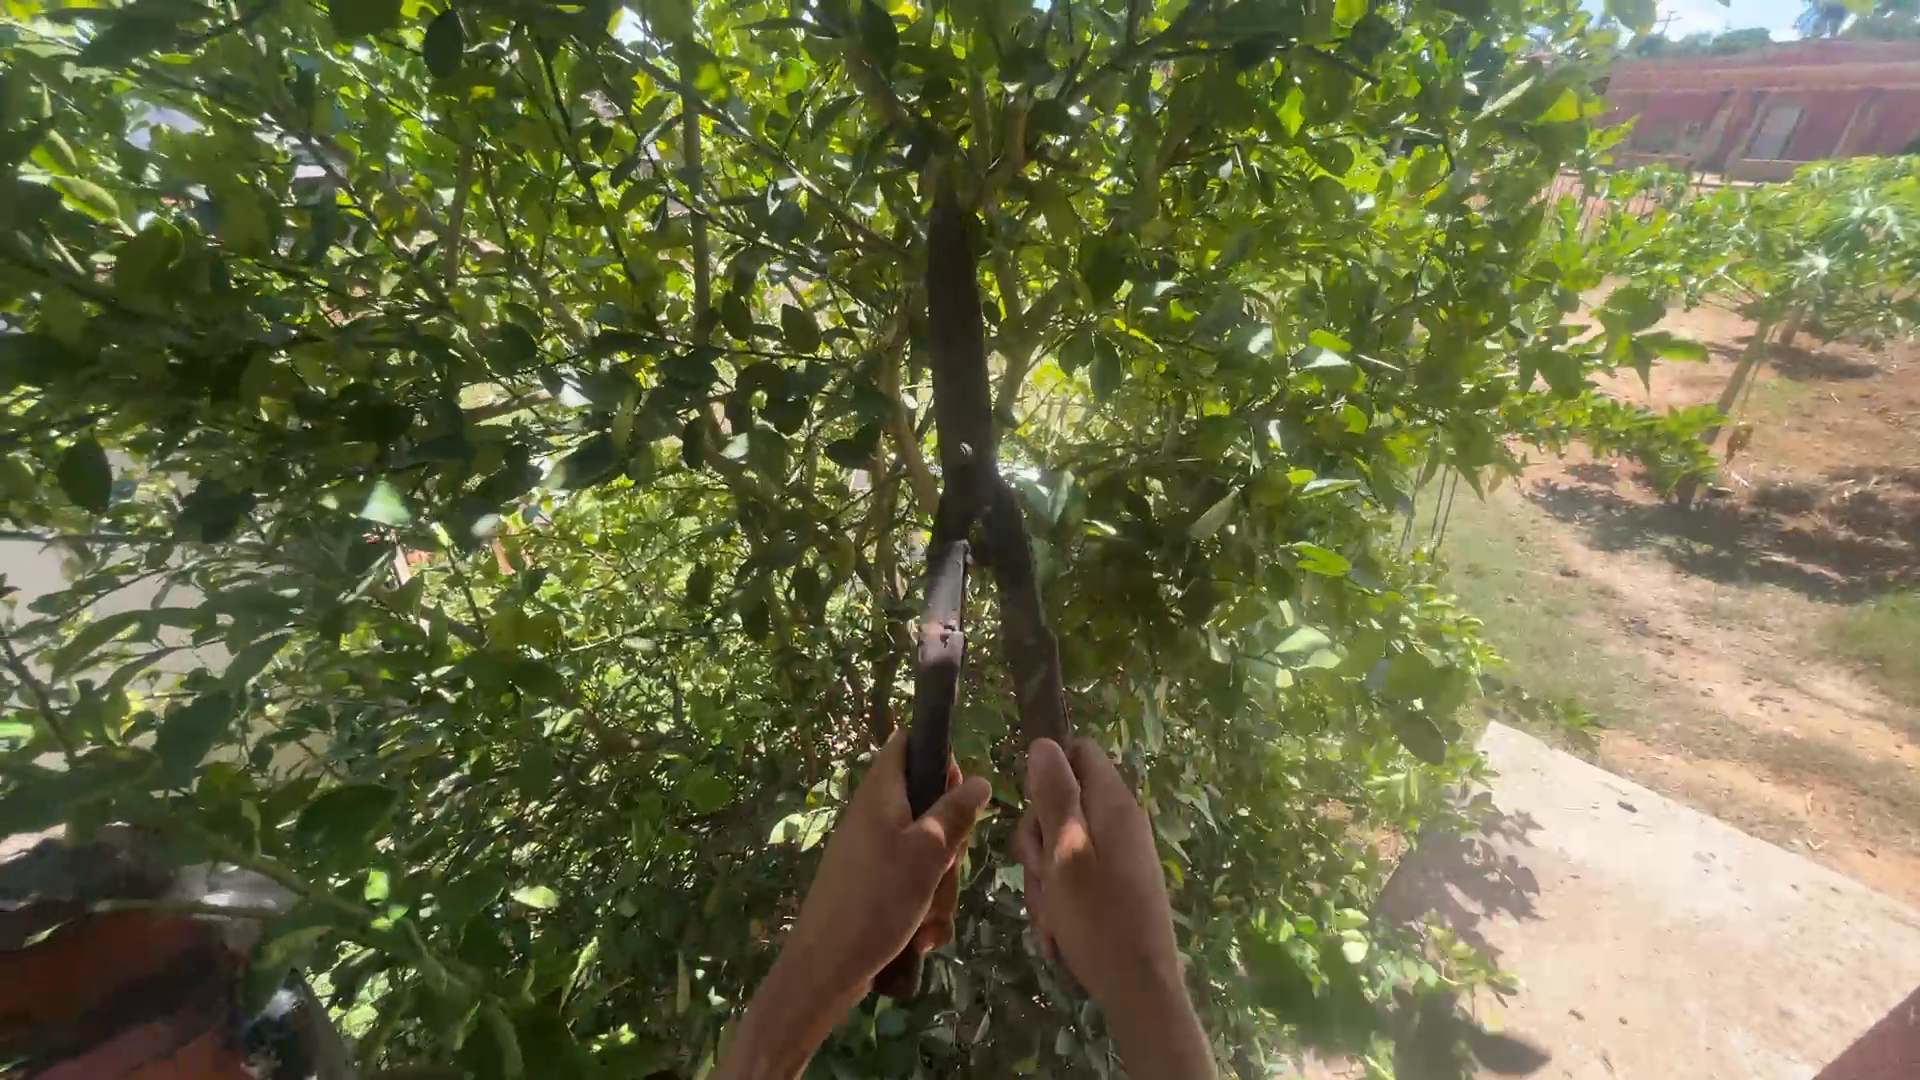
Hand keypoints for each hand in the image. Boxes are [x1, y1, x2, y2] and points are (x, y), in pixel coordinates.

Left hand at [716, 731, 990, 1079]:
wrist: (825, 969)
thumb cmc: (878, 898)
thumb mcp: (927, 851)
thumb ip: (955, 812)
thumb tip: (980, 779)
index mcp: (881, 792)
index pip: (907, 744)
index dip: (936, 755)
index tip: (957, 790)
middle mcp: (875, 814)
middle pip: (928, 804)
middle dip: (949, 840)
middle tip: (946, 862)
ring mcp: (873, 850)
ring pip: (926, 850)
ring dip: (939, 883)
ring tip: (929, 913)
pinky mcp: (873, 884)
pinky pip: (912, 882)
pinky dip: (923, 906)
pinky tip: (921, 935)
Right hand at [1015, 737, 1213, 1078]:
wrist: (1141, 991)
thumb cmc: (1098, 918)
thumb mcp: (1064, 851)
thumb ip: (1055, 795)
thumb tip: (1044, 743)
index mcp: (1112, 802)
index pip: (1079, 751)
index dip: (1048, 772)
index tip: (1032, 811)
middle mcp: (1120, 819)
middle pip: (1064, 800)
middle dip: (1038, 837)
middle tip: (1039, 875)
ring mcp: (1120, 852)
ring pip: (1063, 840)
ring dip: (1045, 875)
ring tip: (1049, 915)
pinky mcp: (1117, 881)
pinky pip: (1076, 871)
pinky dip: (1061, 895)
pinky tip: (1058, 930)